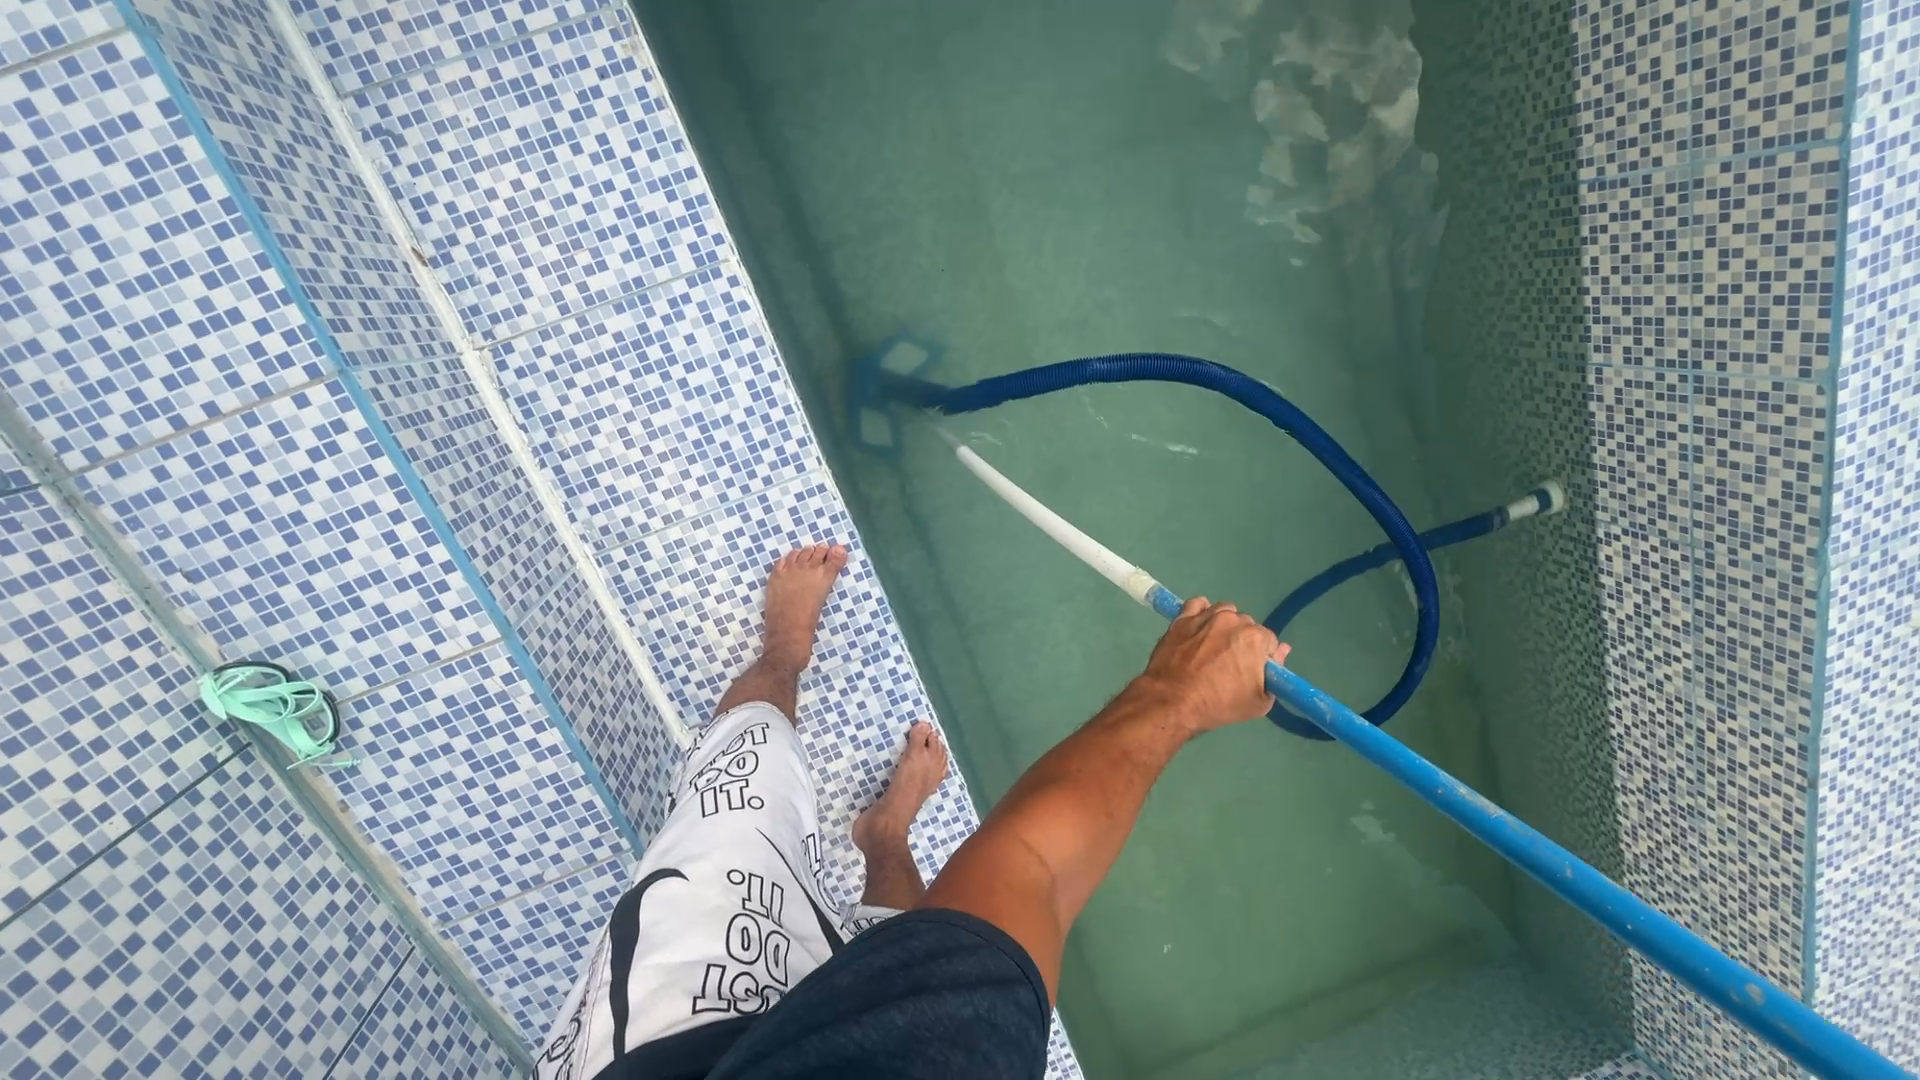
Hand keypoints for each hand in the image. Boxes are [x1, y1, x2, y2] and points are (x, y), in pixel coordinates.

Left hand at [1132, 597, 1289, 735]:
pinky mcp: (1182, 618)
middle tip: (1231, 662)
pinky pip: (1197, 605)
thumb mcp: (1259, 702)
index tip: (1252, 670)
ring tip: (1214, 645)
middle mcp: (1232, 620)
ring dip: (1224, 624)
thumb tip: (1282, 650)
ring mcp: (1205, 617)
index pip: (1268, 640)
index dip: (1263, 656)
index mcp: (1255, 638)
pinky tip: (1200, 626)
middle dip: (1243, 640)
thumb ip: (1276, 675)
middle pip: (1246, 625)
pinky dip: (1201, 612)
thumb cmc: (1219, 704)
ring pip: (1224, 612)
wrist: (1172, 700)